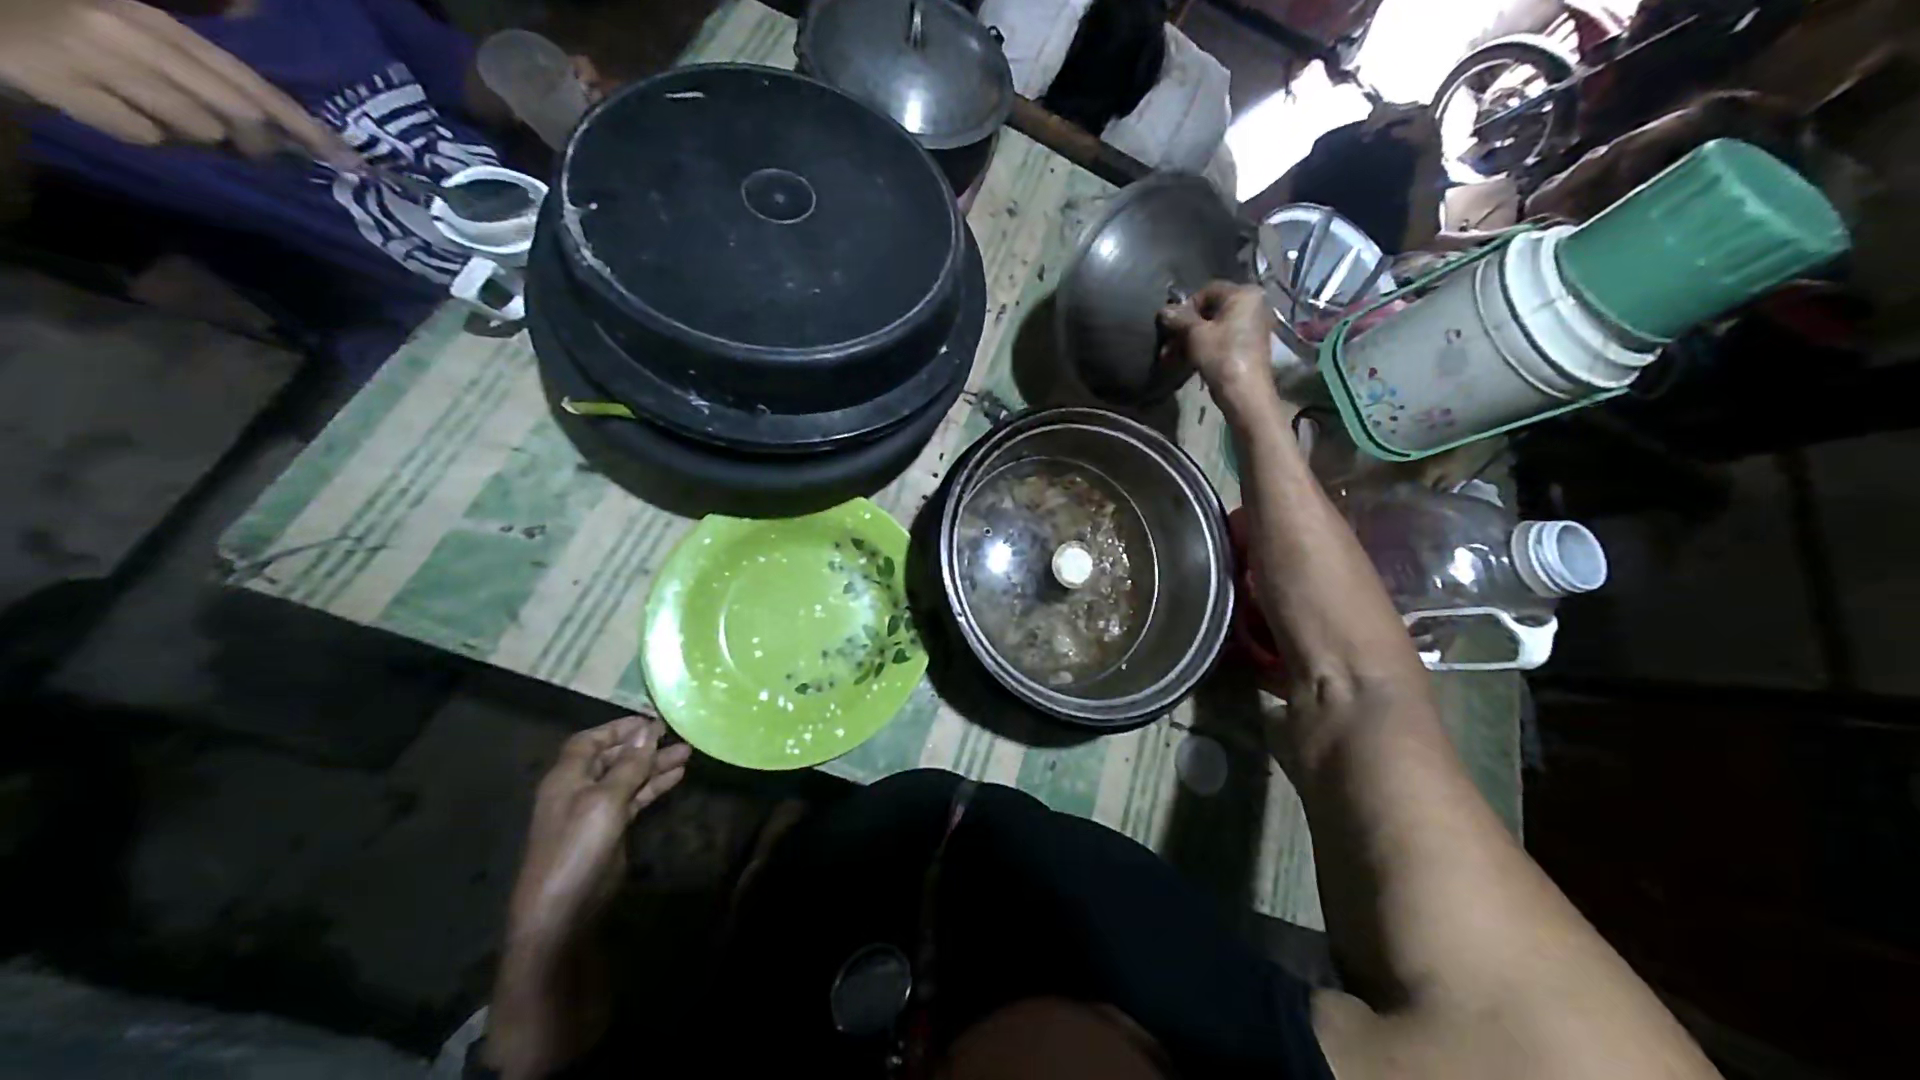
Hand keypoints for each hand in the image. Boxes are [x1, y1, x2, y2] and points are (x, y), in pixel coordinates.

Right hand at [0, 0, 351, 163]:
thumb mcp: (144, 36)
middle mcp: (132, 33)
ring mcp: (90, 54)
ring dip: (195, 140)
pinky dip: (142, 136)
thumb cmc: (71, 28)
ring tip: (162, 117)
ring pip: (194, 128)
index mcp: (160, 22)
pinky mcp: (53, 78)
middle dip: (261, 144)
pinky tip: (117, 116)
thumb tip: (281, 120)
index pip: (255, 85)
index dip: (307, 127)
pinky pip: (140, 134)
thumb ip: (210, 72)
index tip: (351, 162)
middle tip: (259, 154)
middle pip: (237, 112)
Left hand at [506, 714, 689, 945]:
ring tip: (687, 754)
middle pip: (613, 758)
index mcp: (567, 777)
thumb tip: (648, 729)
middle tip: (677, 736)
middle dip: (643, 746)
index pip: (590, 741)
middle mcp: (579, 789)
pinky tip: (676, 778)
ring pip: (628, 778)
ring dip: (654, 765)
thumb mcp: (605, 800)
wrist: (561, 910)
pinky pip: (634, 799)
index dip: (618, 729)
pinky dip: (653, 787)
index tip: (650, 722)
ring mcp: (595, 811)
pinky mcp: (609, 831)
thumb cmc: (577, 846)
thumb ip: (629, 765)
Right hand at [1158, 282, 1288, 419]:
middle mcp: (1253, 305)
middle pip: (1210, 311)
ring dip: (1189, 341)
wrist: (1245, 392)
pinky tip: (1186, 361)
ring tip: (1170, 358)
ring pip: (1213, 327)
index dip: (1185, 307)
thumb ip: (1178, 319)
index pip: (1207, 291)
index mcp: (1244, 294)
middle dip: (1185, 328)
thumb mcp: (1195, 334)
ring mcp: (1252, 325)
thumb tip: (1163, 311)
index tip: (1171, 326)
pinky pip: (1221, 339)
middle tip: (1167, 346)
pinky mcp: (1248, 345)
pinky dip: (1203, 347)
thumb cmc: (1221, 356)